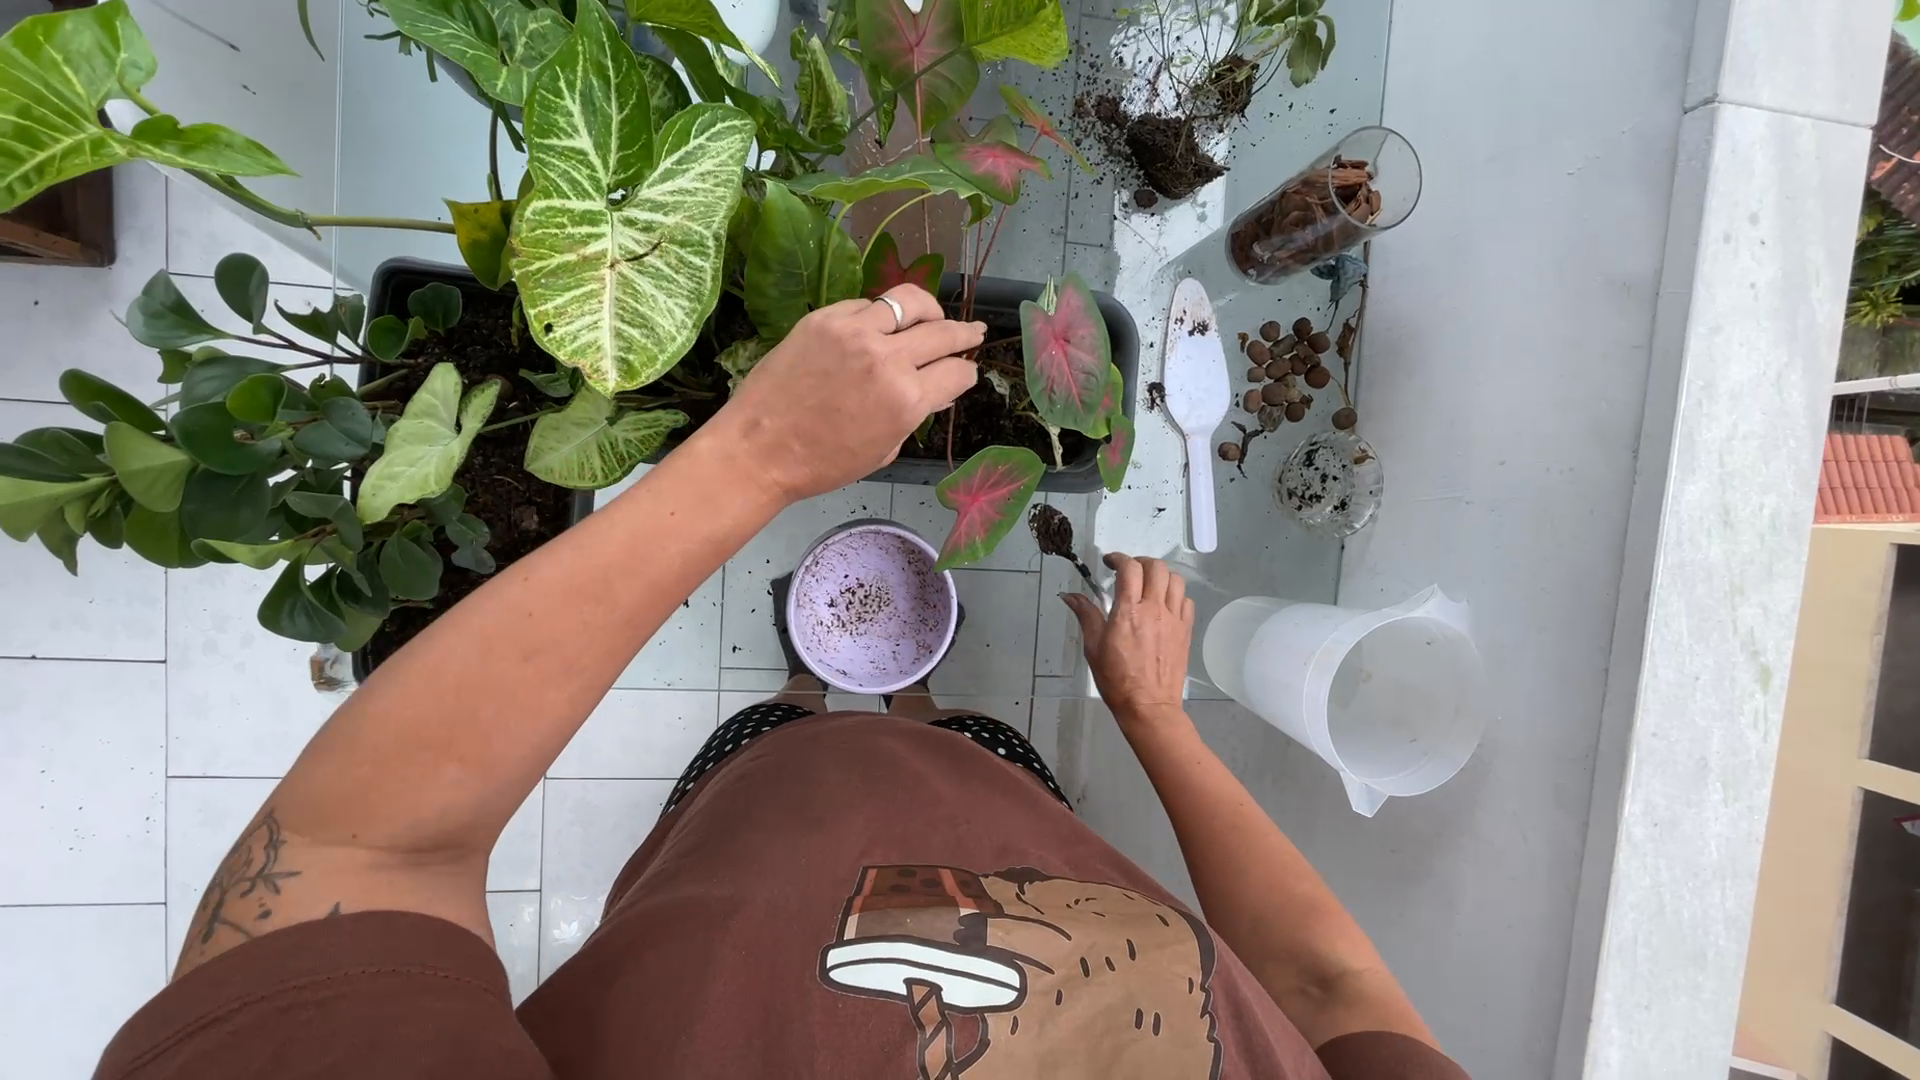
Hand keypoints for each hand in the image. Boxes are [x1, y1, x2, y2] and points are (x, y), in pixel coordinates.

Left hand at [702, 286, 983, 502]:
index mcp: (906, 400)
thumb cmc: (824, 464)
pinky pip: (867, 305)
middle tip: (974, 331)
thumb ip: (915, 415)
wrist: (760, 449)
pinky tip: (882, 325)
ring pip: (909, 301)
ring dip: (929, 309)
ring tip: (933, 315)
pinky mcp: (825, 318)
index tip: (966, 372)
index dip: (966, 374)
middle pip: (943, 332)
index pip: (956, 373)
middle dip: (965, 333)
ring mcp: (855, 332)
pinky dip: (881, 314)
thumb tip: (937, 392)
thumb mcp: (883, 449)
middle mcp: (887, 359)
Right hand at [1061, 554, 1194, 730]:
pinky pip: (1186, 600)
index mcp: (1128, 611)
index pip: (1129, 569)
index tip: (1109, 563)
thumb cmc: (1116, 679)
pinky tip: (1163, 604)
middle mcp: (1154, 609)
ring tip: (1148, 584)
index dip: (1118, 558)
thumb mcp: (1093, 647)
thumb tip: (1069, 596)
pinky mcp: (1186, 630)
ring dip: (1160, 575)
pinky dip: (1175, 594)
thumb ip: (1086, 615)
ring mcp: (1174, 619)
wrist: (1148, 706)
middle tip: (1128, 571)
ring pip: (1175, 580)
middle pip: (1156, 567)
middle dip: (1140, 562)